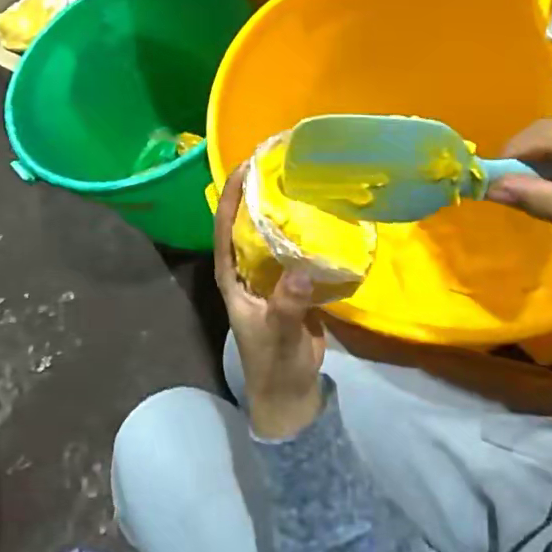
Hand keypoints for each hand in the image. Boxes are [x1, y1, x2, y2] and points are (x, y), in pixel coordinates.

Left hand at [213, 167, 327, 438]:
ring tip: (304, 177)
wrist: (291, 391)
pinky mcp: (294, 282)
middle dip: (260, 191)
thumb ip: (287, 306)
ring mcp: (271, 275)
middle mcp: (248, 269)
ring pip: (273, 232)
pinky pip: (297, 248)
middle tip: (281, 160)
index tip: (248, 165)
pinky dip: (307, 230)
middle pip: (248, 222)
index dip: (233, 195)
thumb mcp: (278, 336)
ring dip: (284, 207)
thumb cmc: (275, 364)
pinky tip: (325, 213)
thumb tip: (300, 271)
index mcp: (232, 277)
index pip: (225, 227)